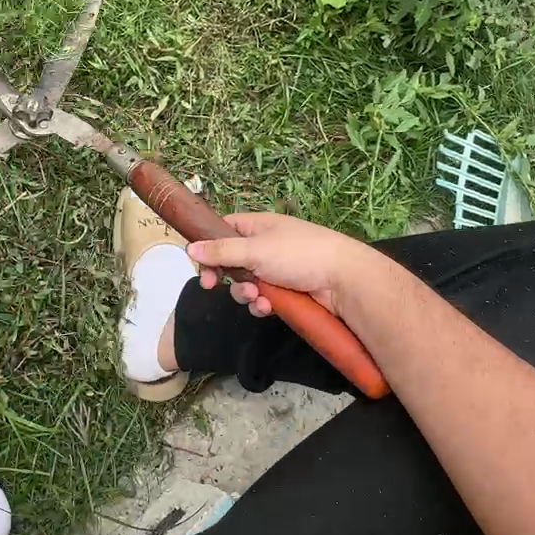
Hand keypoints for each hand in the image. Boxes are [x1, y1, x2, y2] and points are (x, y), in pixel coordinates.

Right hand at [186, 212, 391, 319]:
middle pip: (232, 260)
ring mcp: (278, 269)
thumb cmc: (299, 254)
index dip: (209, 246)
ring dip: (246, 293)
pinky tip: (270, 308)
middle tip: (215, 286)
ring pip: (246, 283)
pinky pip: (264, 298)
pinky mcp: (288, 290)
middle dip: (226, 276)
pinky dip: (262, 305)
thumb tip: (189, 247)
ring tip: (258, 298)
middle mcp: (266, 245)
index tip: (200, 265)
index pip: (224, 229)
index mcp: (258, 226)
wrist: (345, 280)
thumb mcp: (254, 250)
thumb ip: (220, 251)